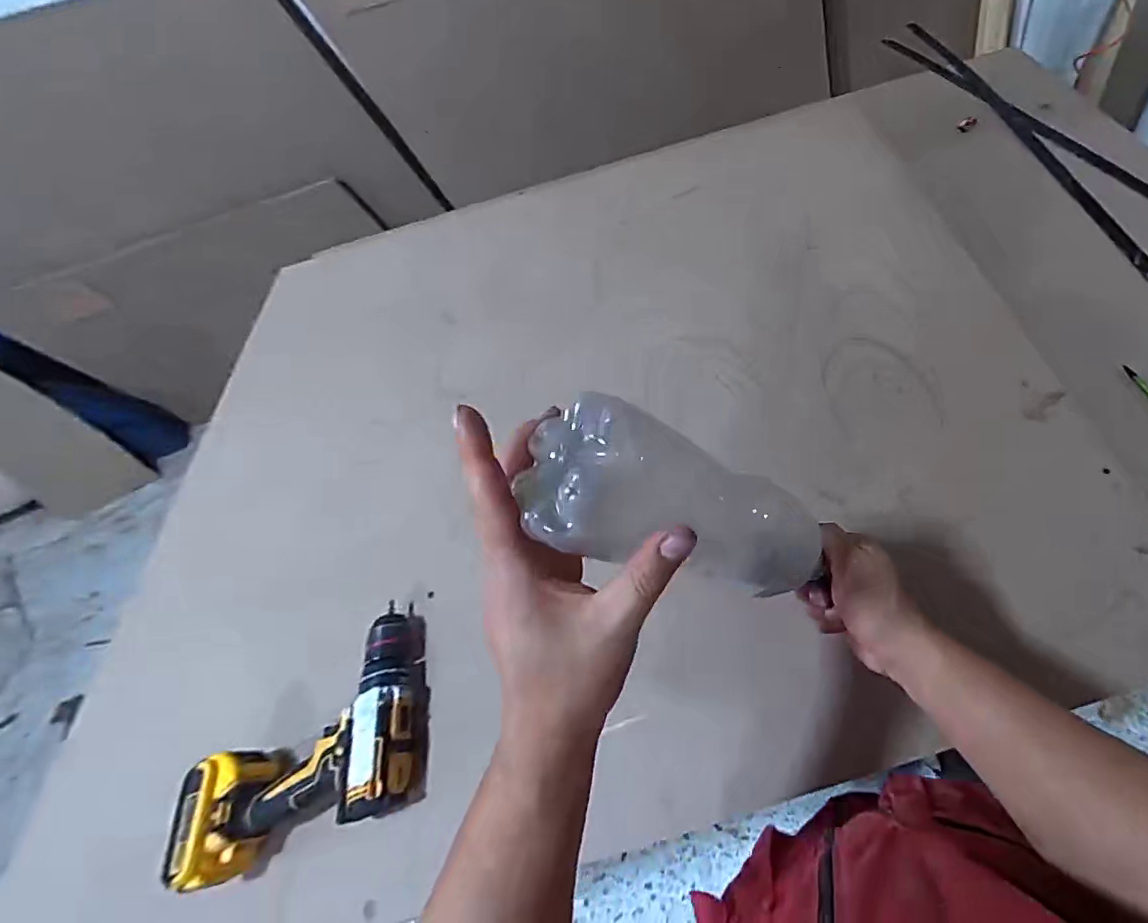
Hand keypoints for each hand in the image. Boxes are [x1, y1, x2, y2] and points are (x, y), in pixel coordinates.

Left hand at [454, 405, 694, 746]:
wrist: (549, 734)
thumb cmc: (569, 681)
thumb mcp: (614, 625)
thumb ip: (647, 575)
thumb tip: (684, 530)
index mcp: (510, 565)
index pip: (488, 496)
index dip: (475, 452)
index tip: (463, 413)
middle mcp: (506, 562)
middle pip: (501, 495)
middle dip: (520, 453)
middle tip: (558, 420)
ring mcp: (518, 575)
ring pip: (519, 512)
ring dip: (535, 477)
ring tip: (570, 446)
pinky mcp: (535, 585)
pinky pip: (538, 533)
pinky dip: (553, 506)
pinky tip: (584, 498)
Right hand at [797, 524, 930, 679]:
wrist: (892, 645)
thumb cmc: (871, 602)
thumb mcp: (848, 560)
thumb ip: (829, 538)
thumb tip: (813, 529)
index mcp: (859, 547)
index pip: (820, 540)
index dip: (809, 554)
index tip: (807, 569)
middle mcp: (856, 565)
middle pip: (815, 567)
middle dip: (812, 584)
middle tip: (823, 596)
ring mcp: (853, 591)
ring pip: (817, 591)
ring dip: (818, 604)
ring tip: (833, 613)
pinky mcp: (850, 613)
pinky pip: (824, 609)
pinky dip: (826, 618)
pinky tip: (837, 624)